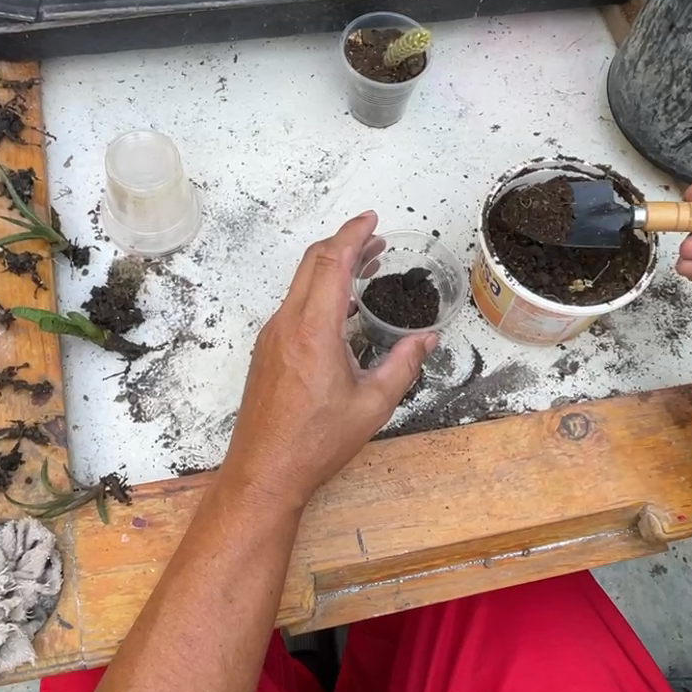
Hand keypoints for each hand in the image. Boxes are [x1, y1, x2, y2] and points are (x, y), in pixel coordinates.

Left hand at [221, 213, 437, 509]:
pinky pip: (293, 307)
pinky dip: (318, 293)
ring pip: (301, 285)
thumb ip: (403, 366)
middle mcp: (286, 325)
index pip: (331, 263)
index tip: (371, 219)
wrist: (264, 471)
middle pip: (312, 264)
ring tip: (364, 267)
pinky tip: (341, 308)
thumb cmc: (315, 443)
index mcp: (313, 331)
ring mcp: (272, 338)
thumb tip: (426, 340)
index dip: (352, 234)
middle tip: (375, 240)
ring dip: (331, 268)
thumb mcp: (372, 405)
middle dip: (344, 244)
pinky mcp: (267, 352)